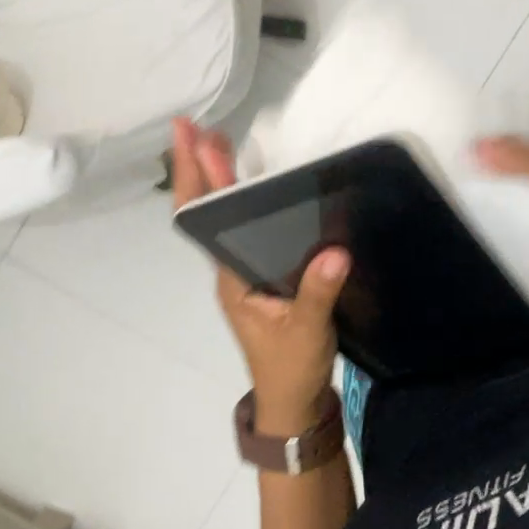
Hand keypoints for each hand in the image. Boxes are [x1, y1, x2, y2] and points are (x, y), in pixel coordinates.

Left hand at [171, 118, 347, 433]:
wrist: (291, 402)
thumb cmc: (290, 367)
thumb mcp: (307, 331)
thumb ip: (318, 292)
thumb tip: (335, 251)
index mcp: (232, 277)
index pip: (206, 217)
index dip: (199, 176)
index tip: (193, 137)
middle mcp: (232, 270)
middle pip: (208, 210)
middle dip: (203, 168)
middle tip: (201, 126)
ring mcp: (246, 274)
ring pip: (225, 219)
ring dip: (220, 180)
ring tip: (222, 143)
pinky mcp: (265, 280)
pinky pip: (247, 230)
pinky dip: (245, 202)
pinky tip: (258, 186)